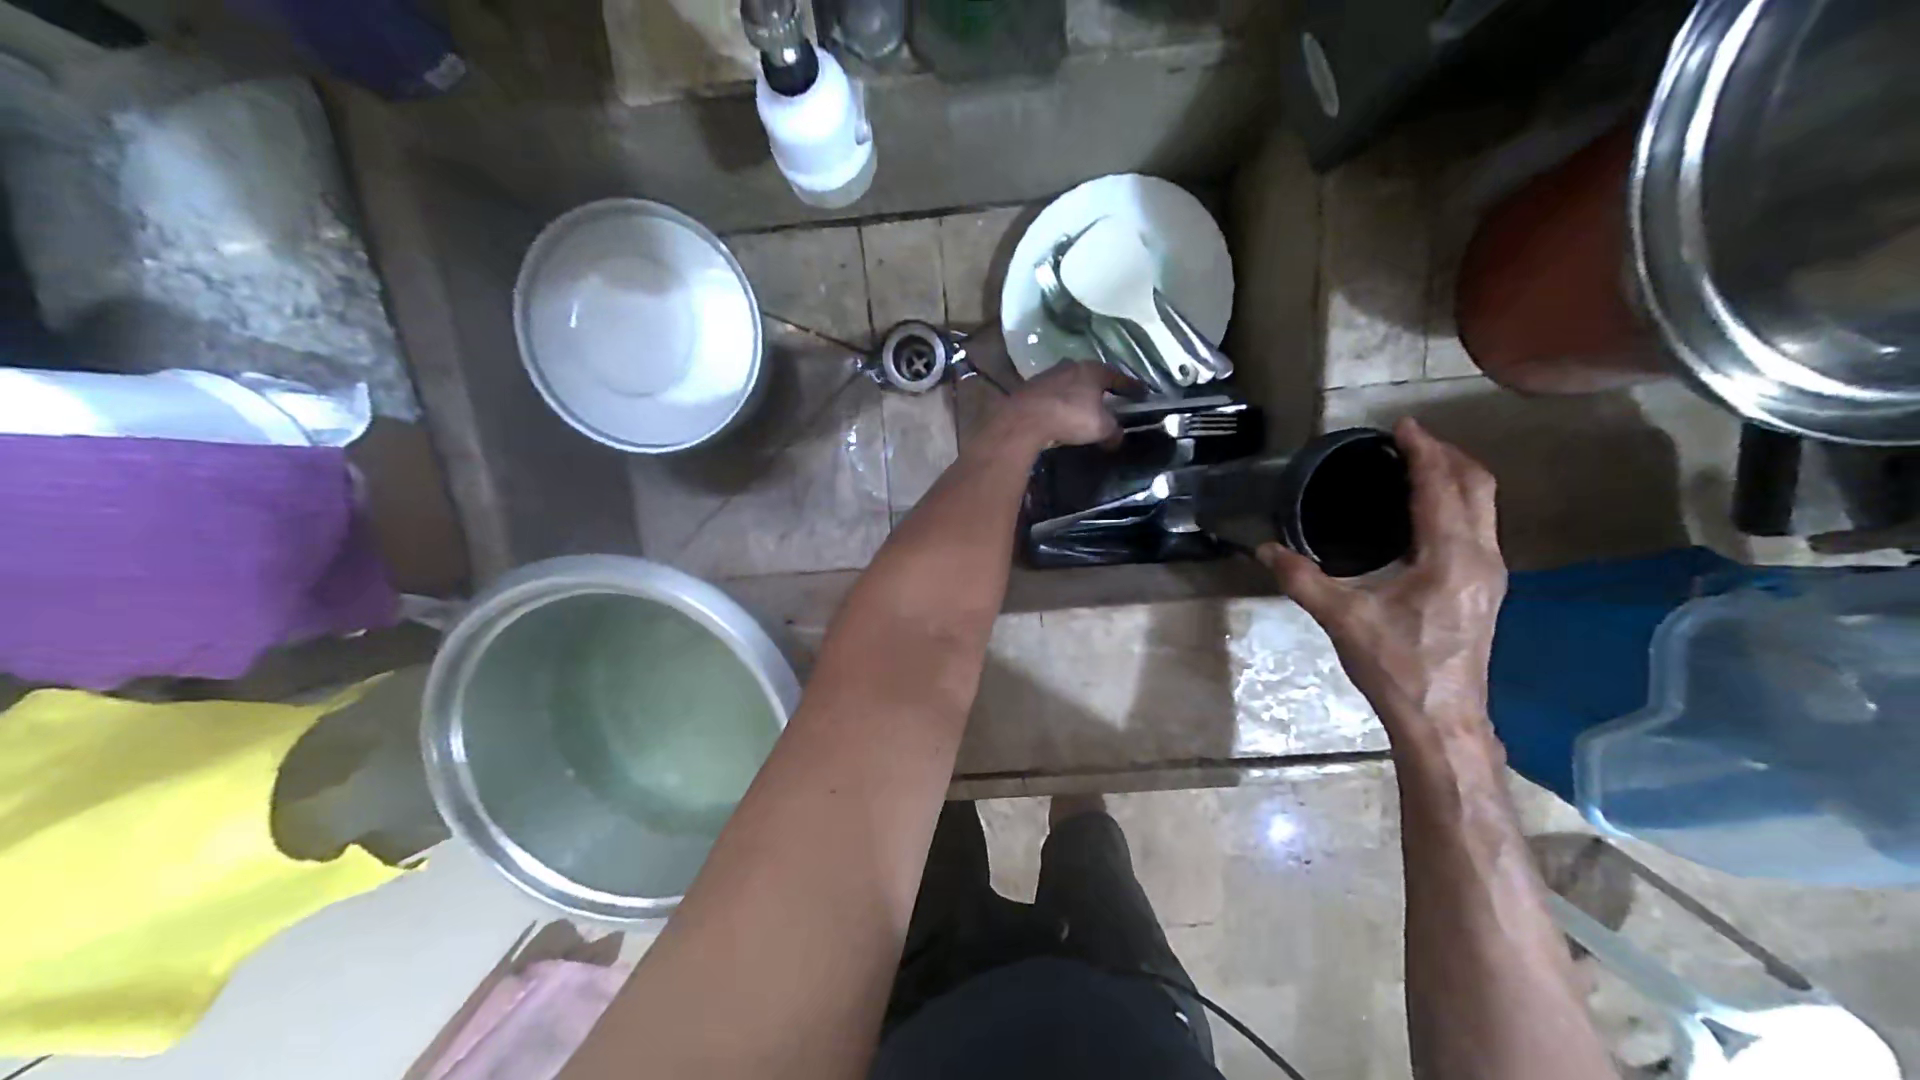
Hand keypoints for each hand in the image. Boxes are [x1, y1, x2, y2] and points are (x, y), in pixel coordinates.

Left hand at [995, 360, 1137, 449]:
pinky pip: (1054, 395)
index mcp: (1093, 370)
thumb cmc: (1071, 416)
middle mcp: (1072, 366)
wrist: (1025, 418)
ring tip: (1085, 409)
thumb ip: (1114, 431)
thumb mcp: (1101, 427)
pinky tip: (1061, 414)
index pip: (1119, 377)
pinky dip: (1061, 403)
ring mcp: (1049, 375)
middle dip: (1102, 389)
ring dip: (1079, 396)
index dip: (1132, 387)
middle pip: (1093, 377)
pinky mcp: (1031, 388)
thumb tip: (1118, 437)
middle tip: (1111, 400)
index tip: (1142, 393)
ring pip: (1071, 384)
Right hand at [1258, 418, 1507, 756]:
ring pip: (1485, 507)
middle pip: (1478, 487)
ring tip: (1419, 465)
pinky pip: (1479, 526)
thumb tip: (1265, 549)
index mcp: (1450, 557)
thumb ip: (1302, 580)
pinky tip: (1428, 512)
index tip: (1402, 426)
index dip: (1423, 451)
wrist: (1443, 718)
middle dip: (1447, 455)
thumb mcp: (1342, 620)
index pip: (1441, 487)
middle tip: (1410, 439)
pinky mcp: (1484, 589)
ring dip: (1456, 478)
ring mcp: (1489, 574)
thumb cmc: (1396, 666)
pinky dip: (1458, 503)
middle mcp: (1480, 557)